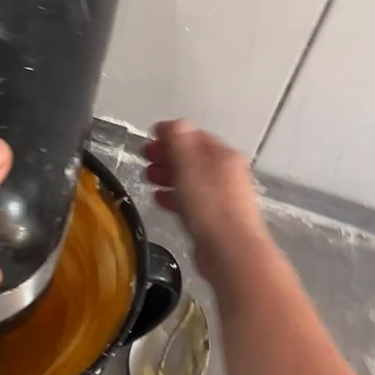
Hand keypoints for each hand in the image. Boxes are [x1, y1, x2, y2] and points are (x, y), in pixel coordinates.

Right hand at [143, 119, 270, 277]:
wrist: (230, 251)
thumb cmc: (209, 203)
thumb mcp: (189, 164)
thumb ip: (179, 140)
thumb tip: (171, 123)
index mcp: (224, 155)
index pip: (195, 136)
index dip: (171, 135)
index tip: (148, 139)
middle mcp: (227, 173)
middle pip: (194, 158)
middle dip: (168, 156)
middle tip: (144, 158)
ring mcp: (223, 198)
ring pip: (192, 180)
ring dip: (169, 176)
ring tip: (148, 178)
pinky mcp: (215, 221)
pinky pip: (192, 201)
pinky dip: (175, 196)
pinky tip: (160, 199)